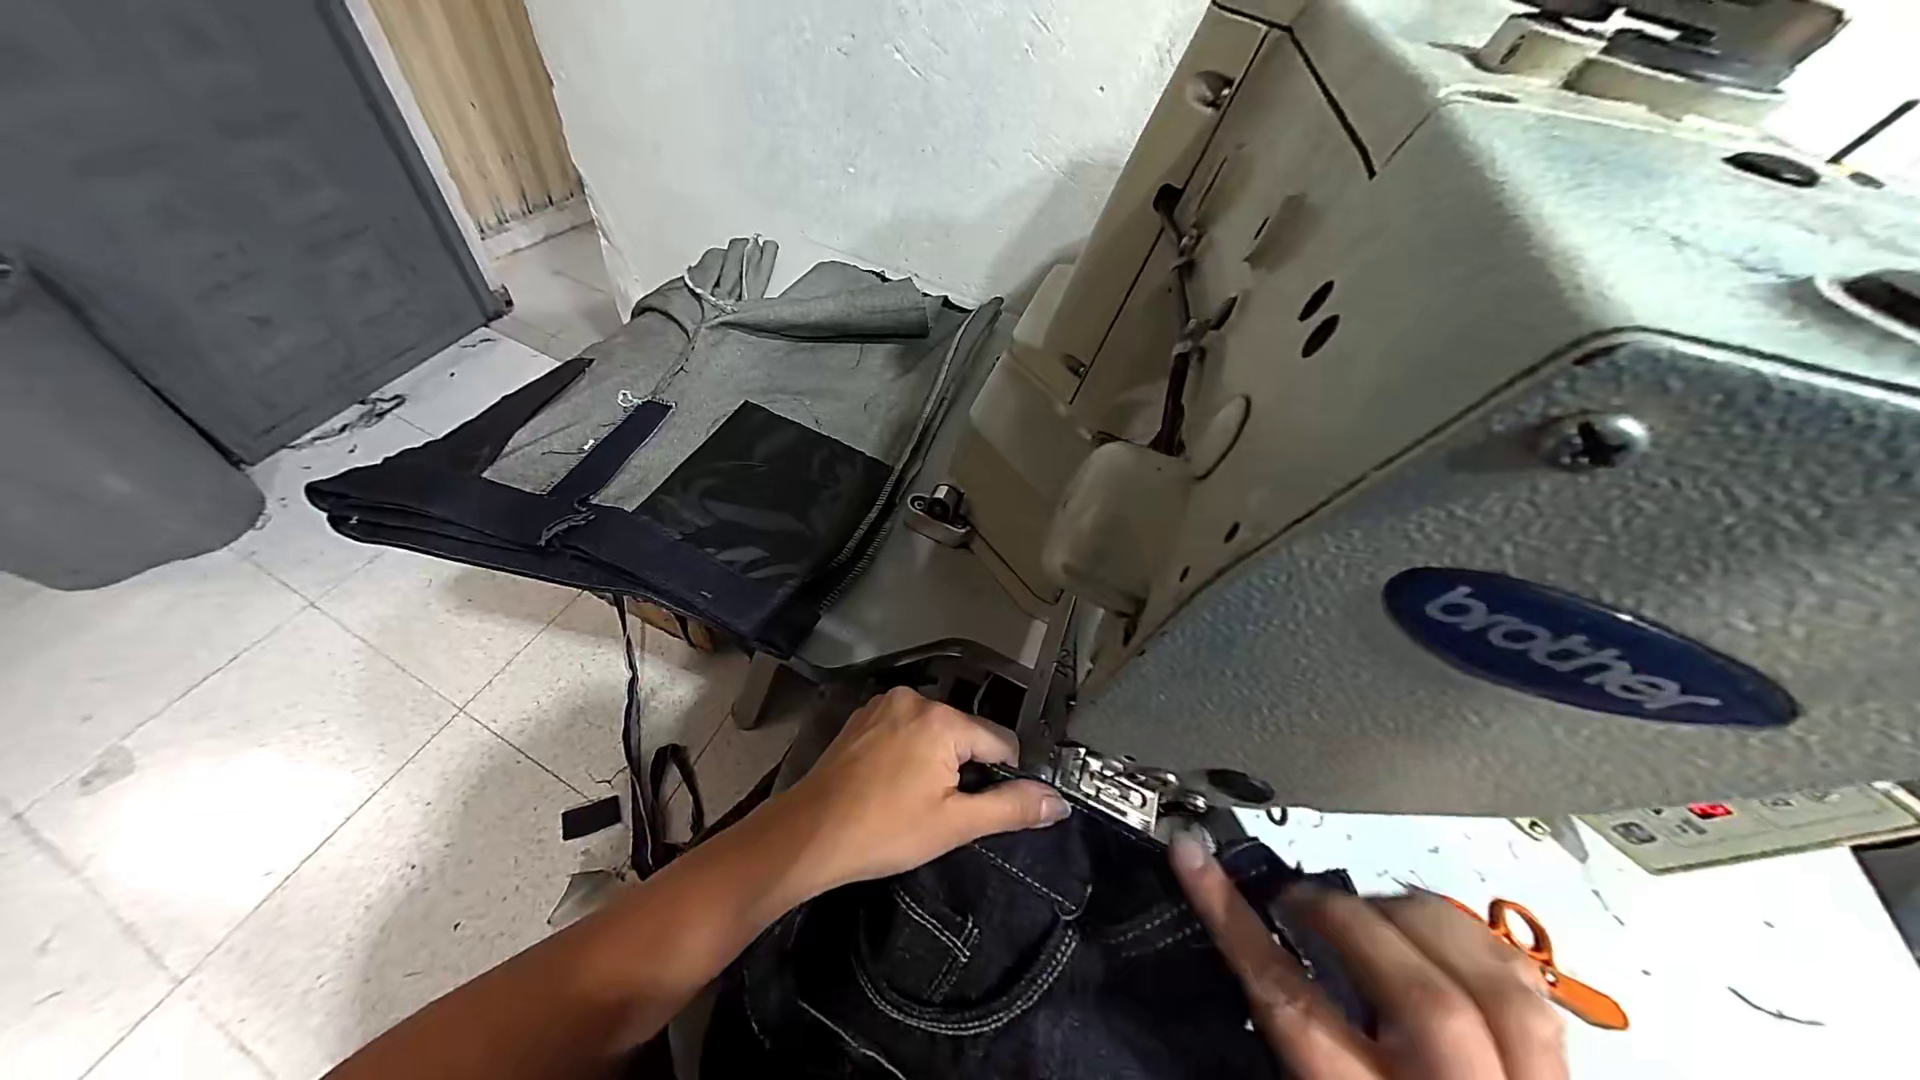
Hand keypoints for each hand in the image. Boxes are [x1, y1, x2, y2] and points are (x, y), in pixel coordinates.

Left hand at [767, 687, 1069, 895]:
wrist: (807, 835)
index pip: (1001, 742)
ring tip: (910, 799)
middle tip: (939, 808)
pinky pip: (905, 729)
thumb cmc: (883, 831)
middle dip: (964, 769)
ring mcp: (884, 704)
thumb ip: (1012, 808)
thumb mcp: (955, 825)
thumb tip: (1058, 801)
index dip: (1000, 777)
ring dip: (936, 760)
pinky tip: (889, 784)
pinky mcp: (862, 716)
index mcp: (942, 719)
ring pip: (935, 731)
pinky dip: (908, 751)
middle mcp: (914, 699)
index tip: (977, 806)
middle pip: (966, 733)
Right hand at [1171, 831, 1567, 1079]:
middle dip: (1344, 919)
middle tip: (1297, 900)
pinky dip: (1471, 941)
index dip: (1235, 923)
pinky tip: (1429, 930)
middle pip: (1421, 1002)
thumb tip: (1251, 975)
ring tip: (1362, 908)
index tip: (1195, 863)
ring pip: (1495, 988)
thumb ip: (1281, 1062)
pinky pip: (1529, 992)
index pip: (1296, 1012)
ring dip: (1413, 919)